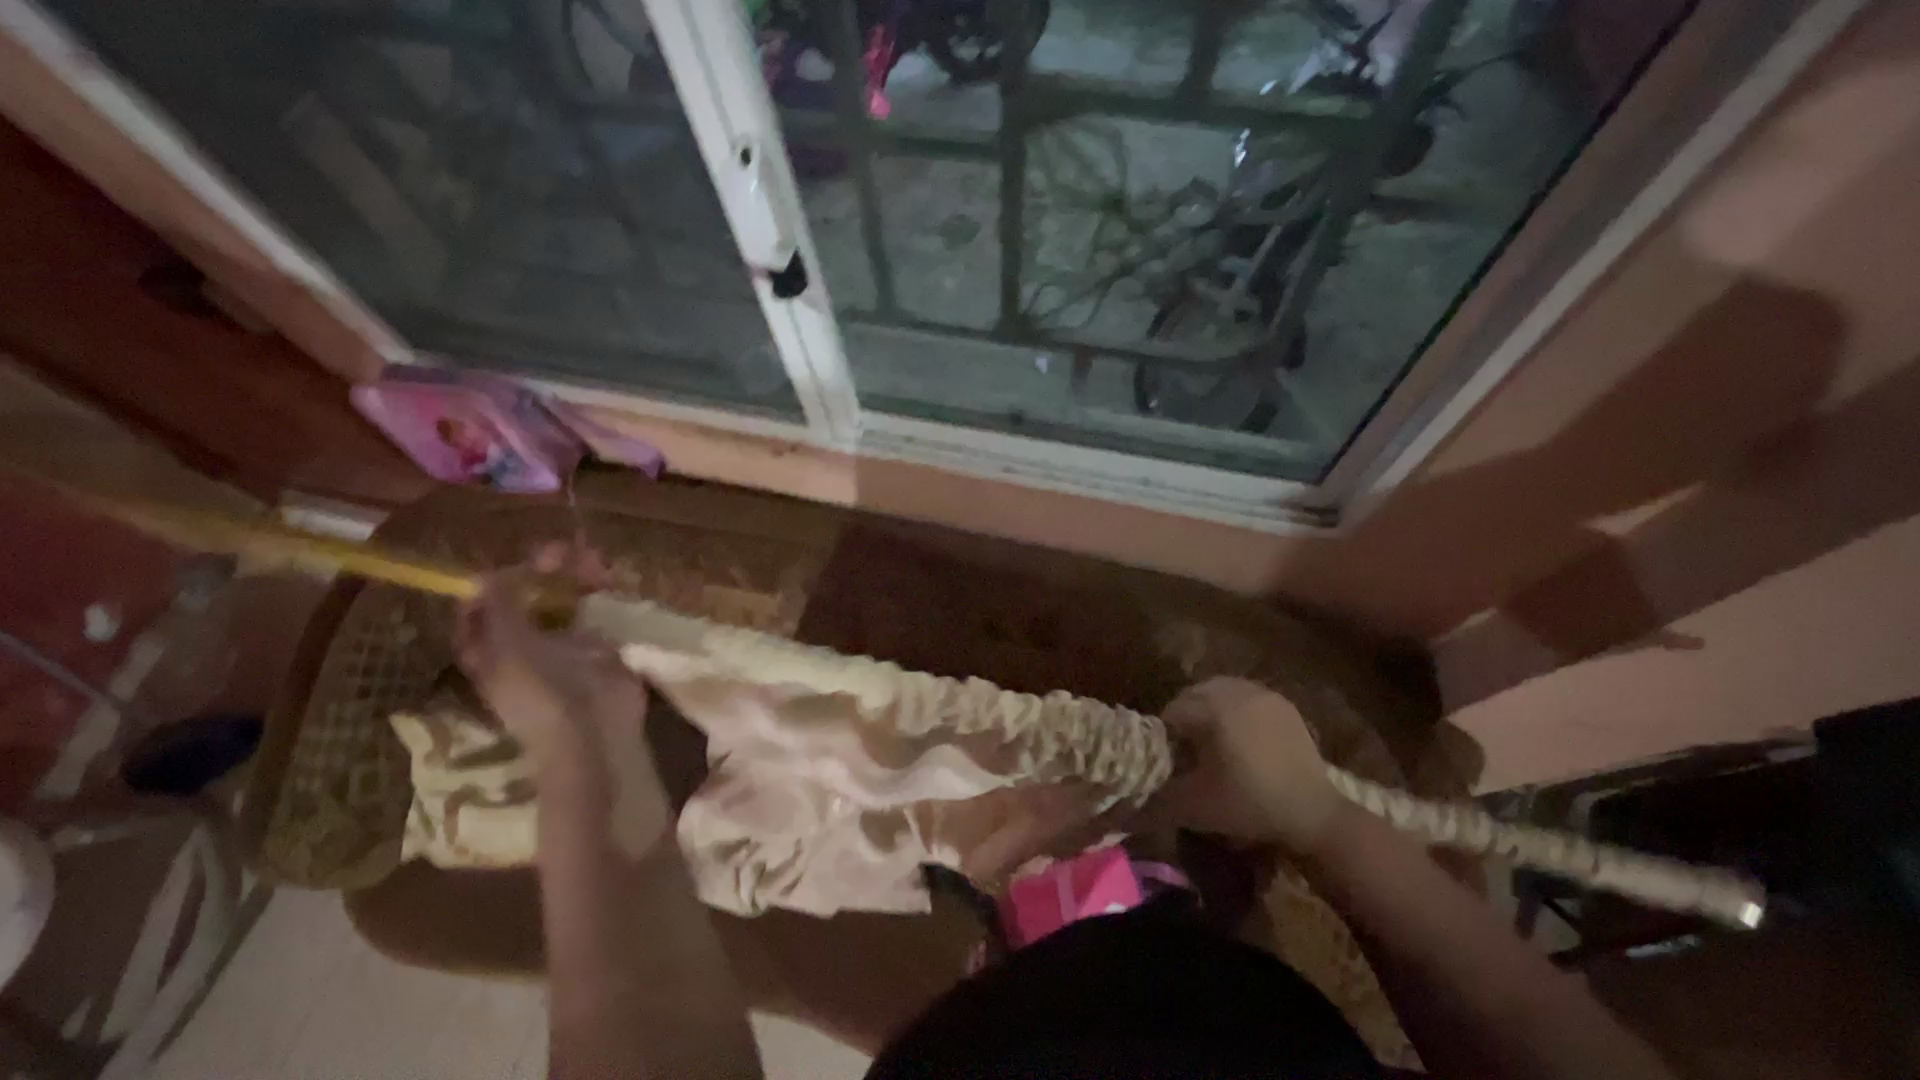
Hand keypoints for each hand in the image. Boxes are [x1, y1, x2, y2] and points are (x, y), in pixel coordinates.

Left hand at [455, 569, 646, 754]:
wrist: (595, 732)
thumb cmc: (541, 694)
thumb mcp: (508, 647)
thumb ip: (499, 607)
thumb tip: (485, 574)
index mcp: (493, 651)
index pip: (483, 610)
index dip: (494, 584)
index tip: (513, 565)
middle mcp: (527, 645)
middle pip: (529, 598)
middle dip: (542, 573)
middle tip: (559, 552)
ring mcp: (566, 646)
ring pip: (566, 599)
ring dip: (576, 575)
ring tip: (591, 559)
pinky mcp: (602, 647)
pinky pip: (599, 611)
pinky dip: (604, 592)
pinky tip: (608, 576)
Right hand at [1154, 677, 1344, 852]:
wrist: (1314, 814)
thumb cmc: (1248, 806)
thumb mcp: (1192, 807)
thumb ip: (1153, 799)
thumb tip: (1122, 801)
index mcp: (1212, 708)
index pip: (1170, 713)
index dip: (1165, 739)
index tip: (1171, 765)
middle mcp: (1236, 690)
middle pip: (1193, 696)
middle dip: (1186, 721)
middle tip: (1189, 756)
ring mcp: (1263, 694)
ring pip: (1218, 692)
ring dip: (1208, 713)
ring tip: (1214, 746)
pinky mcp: (1283, 704)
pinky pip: (1245, 697)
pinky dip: (1234, 712)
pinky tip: (1240, 743)